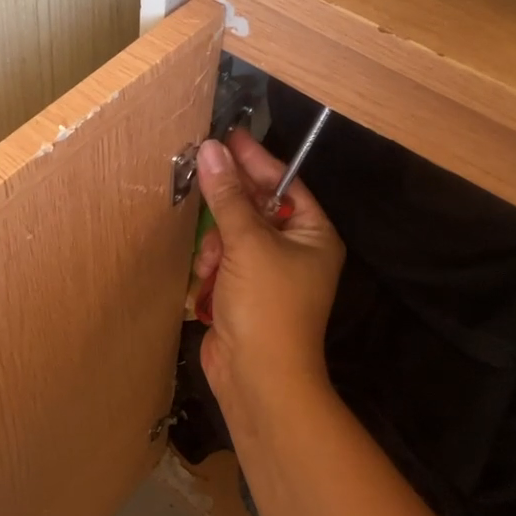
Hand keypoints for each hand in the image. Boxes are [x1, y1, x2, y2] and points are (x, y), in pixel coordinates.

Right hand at [193, 129, 345, 422]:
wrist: (258, 379)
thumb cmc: (267, 305)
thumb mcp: (247, 244)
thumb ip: (227, 197)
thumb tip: (210, 150)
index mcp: (313, 233)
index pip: (284, 183)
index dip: (255, 160)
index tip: (226, 136)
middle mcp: (294, 249)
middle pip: (253, 207)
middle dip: (227, 211)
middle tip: (202, 185)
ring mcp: (267, 273)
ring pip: (230, 235)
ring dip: (215, 247)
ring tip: (211, 266)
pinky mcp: (242, 293)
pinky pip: (220, 262)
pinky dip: (209, 270)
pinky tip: (204, 284)